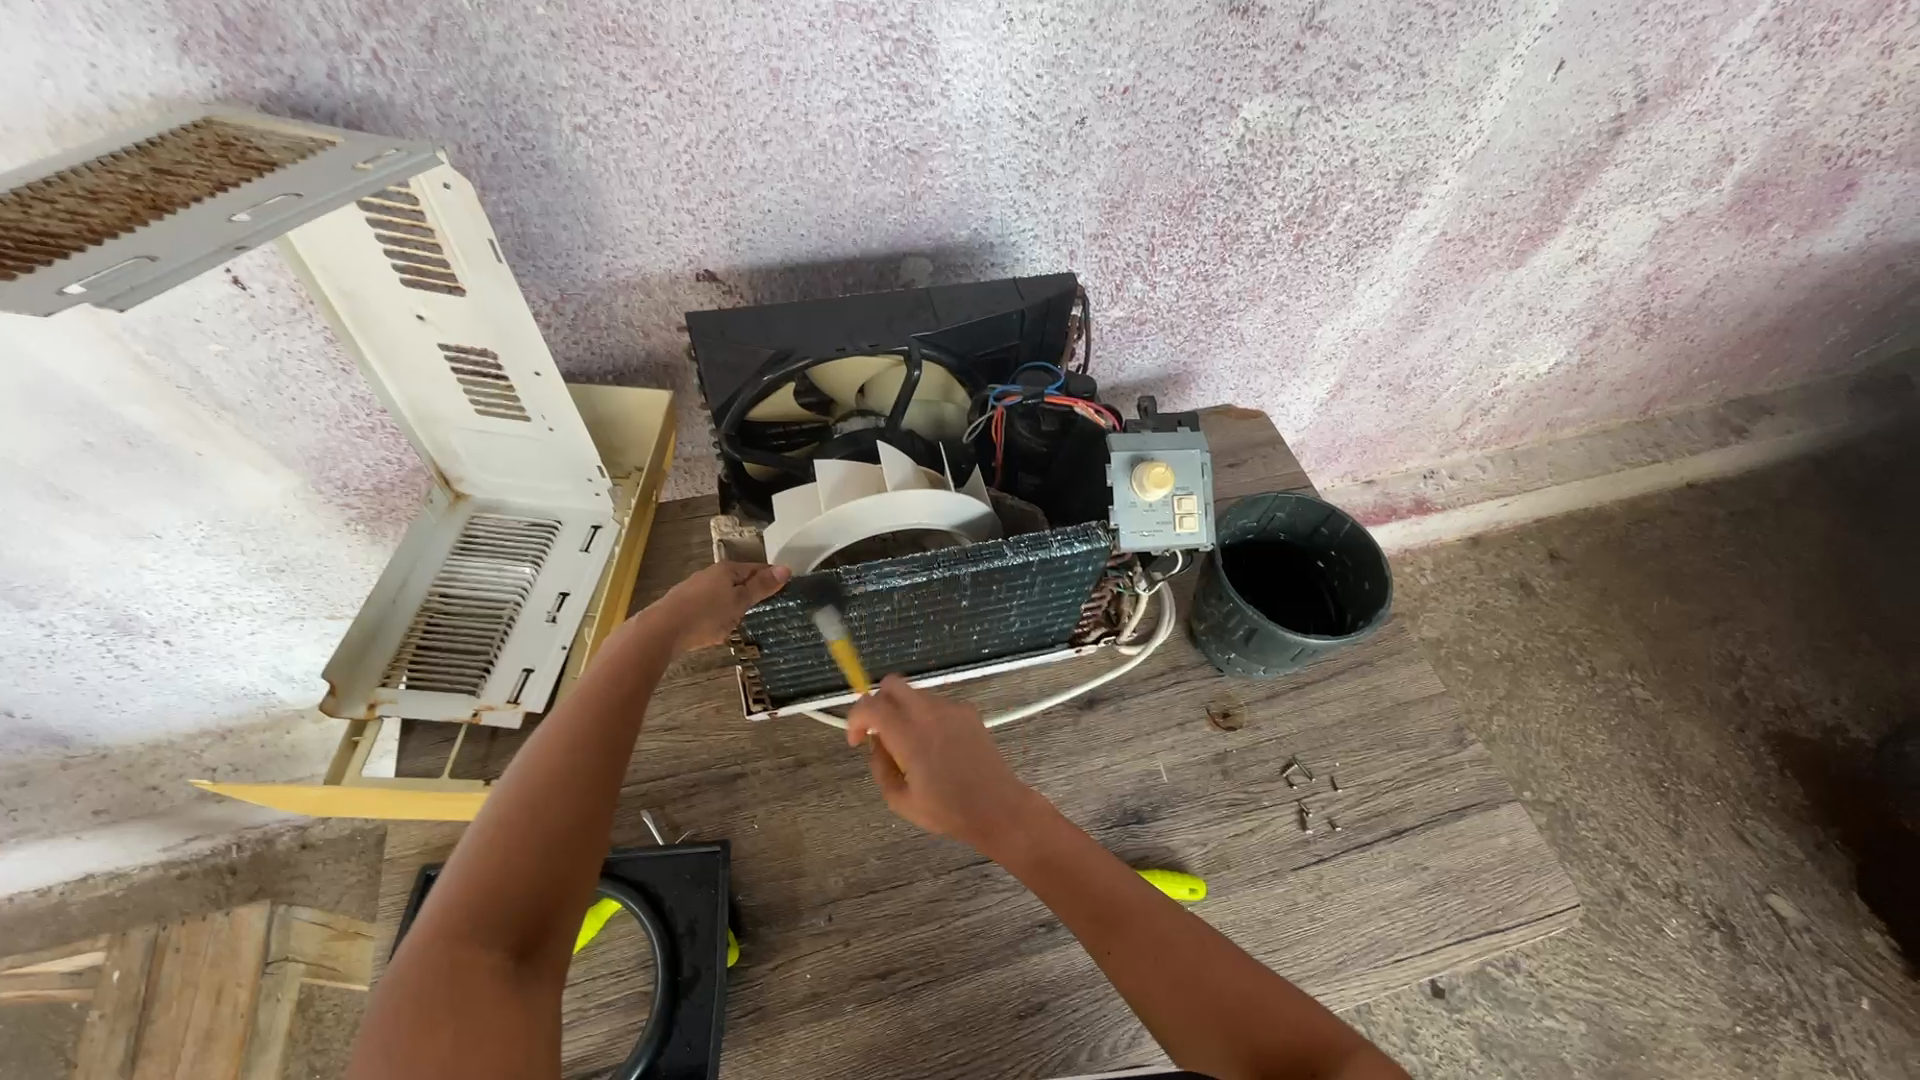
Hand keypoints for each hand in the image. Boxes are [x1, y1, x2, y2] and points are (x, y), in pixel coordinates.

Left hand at [643, 561, 789, 651]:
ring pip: (722, 592)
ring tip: (742, 619)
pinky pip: (708, 605)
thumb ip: (761, 587)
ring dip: (733, 603)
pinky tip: (716, 626)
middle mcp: (710, 574)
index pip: (757, 568)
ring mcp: (695, 588)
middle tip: (766, 607)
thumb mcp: (740, 602)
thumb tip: (785, 568)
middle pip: (738, 579)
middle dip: (751, 591)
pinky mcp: (684, 603)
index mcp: (727, 570)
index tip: (785, 589)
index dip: (771, 577)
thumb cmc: (706, 614)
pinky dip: (717, 612)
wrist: (662, 630)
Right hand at [847, 676, 1050, 852]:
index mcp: (909, 735)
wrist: (997, 806)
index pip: (870, 705)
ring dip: (903, 710)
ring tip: (909, 744)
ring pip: (915, 693)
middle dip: (877, 702)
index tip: (856, 740)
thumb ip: (880, 767)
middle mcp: (929, 712)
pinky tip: (936, 745)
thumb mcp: (900, 800)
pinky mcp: (968, 711)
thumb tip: (876, 744)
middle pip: (892, 684)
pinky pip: (937, 704)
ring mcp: (951, 708)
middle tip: (878, 731)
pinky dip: (926, 716)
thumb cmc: (947, 810)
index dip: (855, 718)